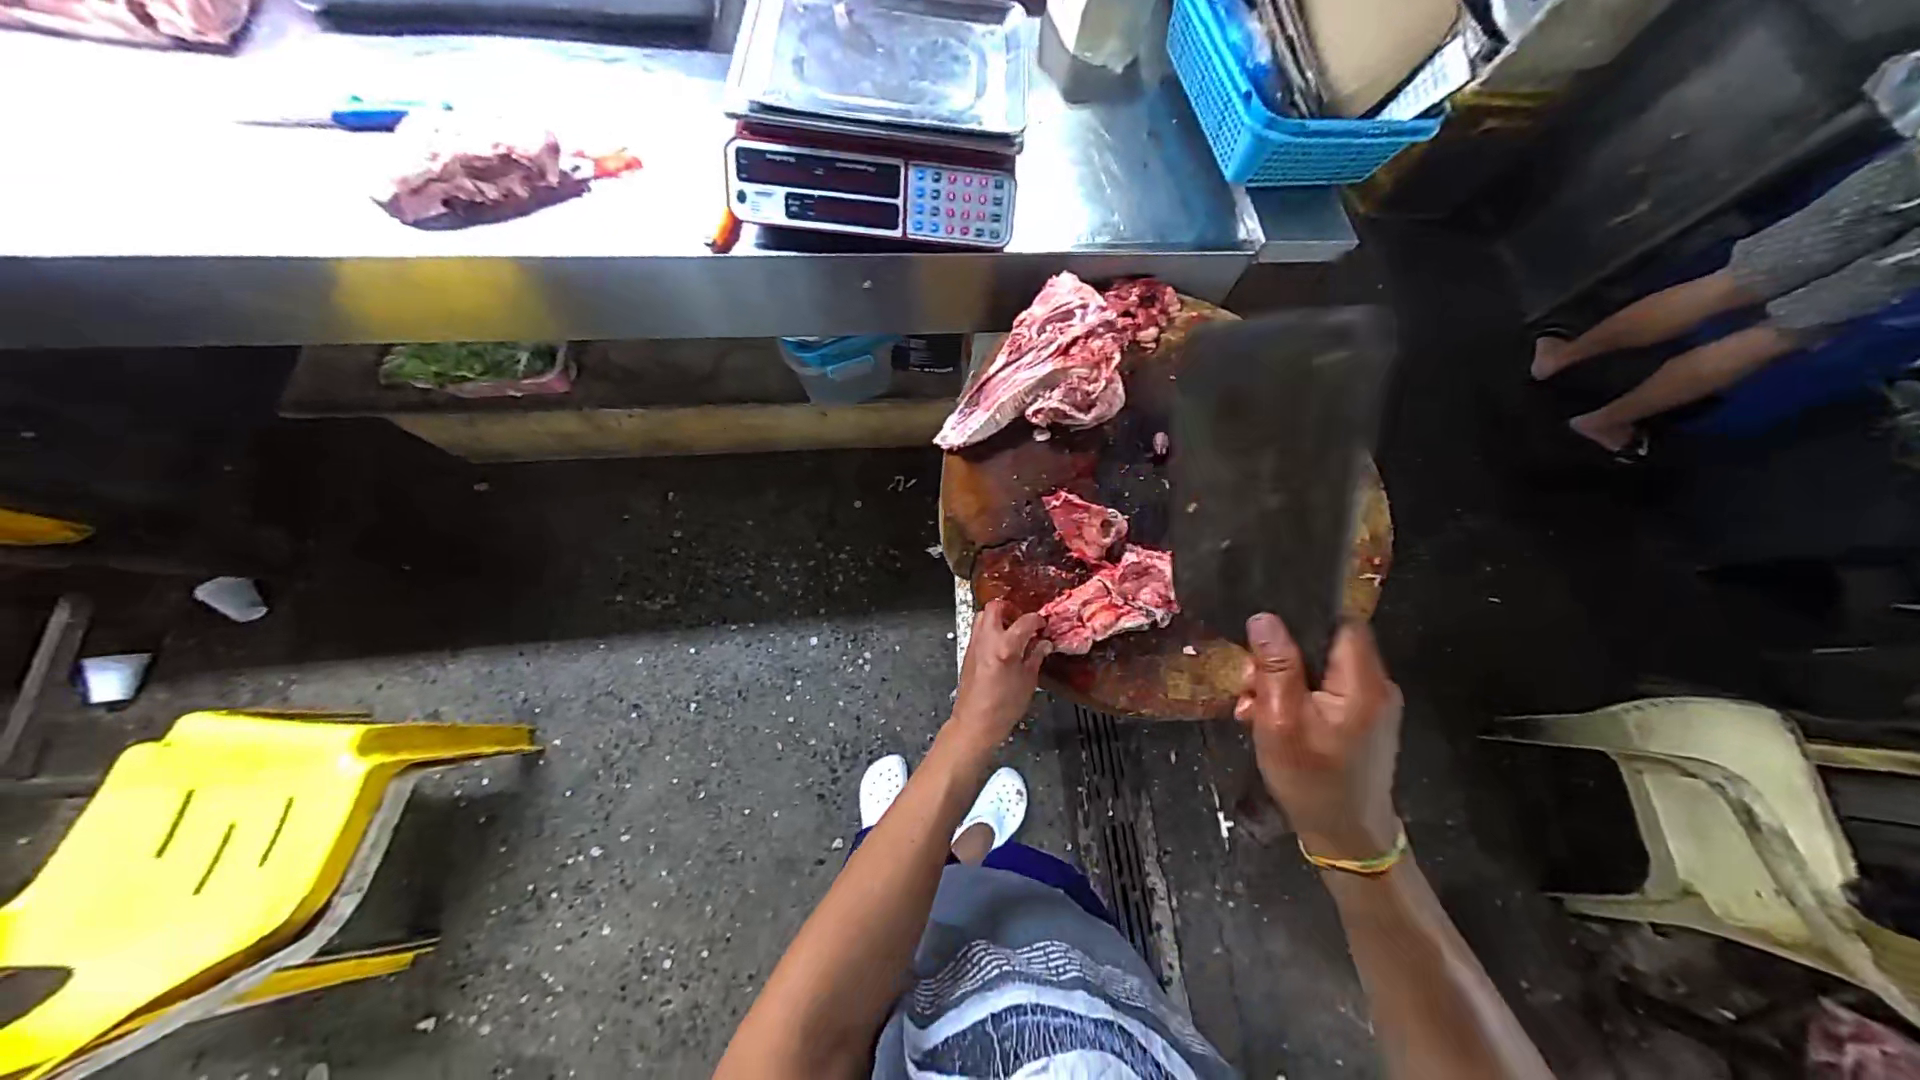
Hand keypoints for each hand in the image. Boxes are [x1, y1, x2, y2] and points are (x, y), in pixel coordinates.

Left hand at [949, 600, 1051, 746]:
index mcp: (1006, 646)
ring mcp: (975, 644)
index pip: (1025, 621)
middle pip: (995, 607)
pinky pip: (978, 630)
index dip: (1037, 620)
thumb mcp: (1028, 681)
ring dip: (997, 617)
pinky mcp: (968, 651)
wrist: (975, 722)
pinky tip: (1000, 644)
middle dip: (1010, 608)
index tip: (1042, 624)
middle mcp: (987, 639)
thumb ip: (1035, 657)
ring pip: (982, 615)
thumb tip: (1043, 644)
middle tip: (1022, 619)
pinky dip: (989, 629)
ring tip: (1011, 630)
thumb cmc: (1004, 706)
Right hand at [1235, 614, 1402, 861]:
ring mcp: (1372, 705)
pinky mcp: (1361, 721)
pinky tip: (1272, 720)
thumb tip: (1263, 618)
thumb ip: (1275, 667)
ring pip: (1319, 670)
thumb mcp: (1281, 719)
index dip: (1302, 619)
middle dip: (1281, 660)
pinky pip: (1325, 692)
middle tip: (1249, 685)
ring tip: (1254, 709)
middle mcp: (1377, 686)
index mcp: (1363, 682)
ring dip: (1282, 683)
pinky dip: (1296, 700)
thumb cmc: (1312, 779)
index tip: (1265, 633)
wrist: (1346, 837)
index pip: (1341, 622)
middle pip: (1324, 646)